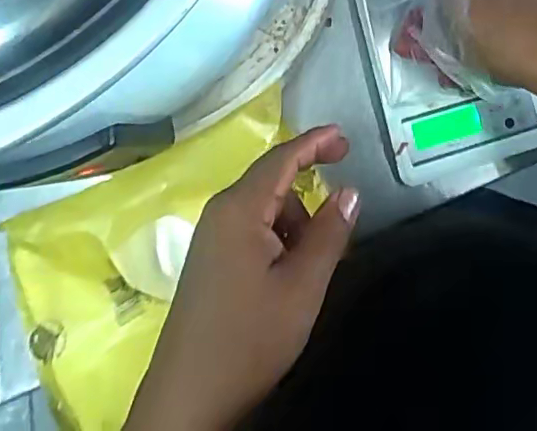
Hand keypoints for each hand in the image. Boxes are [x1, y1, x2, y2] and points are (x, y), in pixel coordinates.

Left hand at [126, 127, 358, 430]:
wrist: (186, 401)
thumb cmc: (248, 338)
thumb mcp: (302, 287)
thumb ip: (329, 233)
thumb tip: (350, 191)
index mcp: (239, 208)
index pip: (282, 157)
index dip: (316, 141)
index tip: (346, 136)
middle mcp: (220, 211)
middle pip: (272, 180)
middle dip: (309, 182)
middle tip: (344, 189)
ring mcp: (211, 236)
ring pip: (264, 207)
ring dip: (295, 220)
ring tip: (310, 263)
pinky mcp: (209, 259)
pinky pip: (250, 228)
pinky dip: (277, 236)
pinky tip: (287, 273)